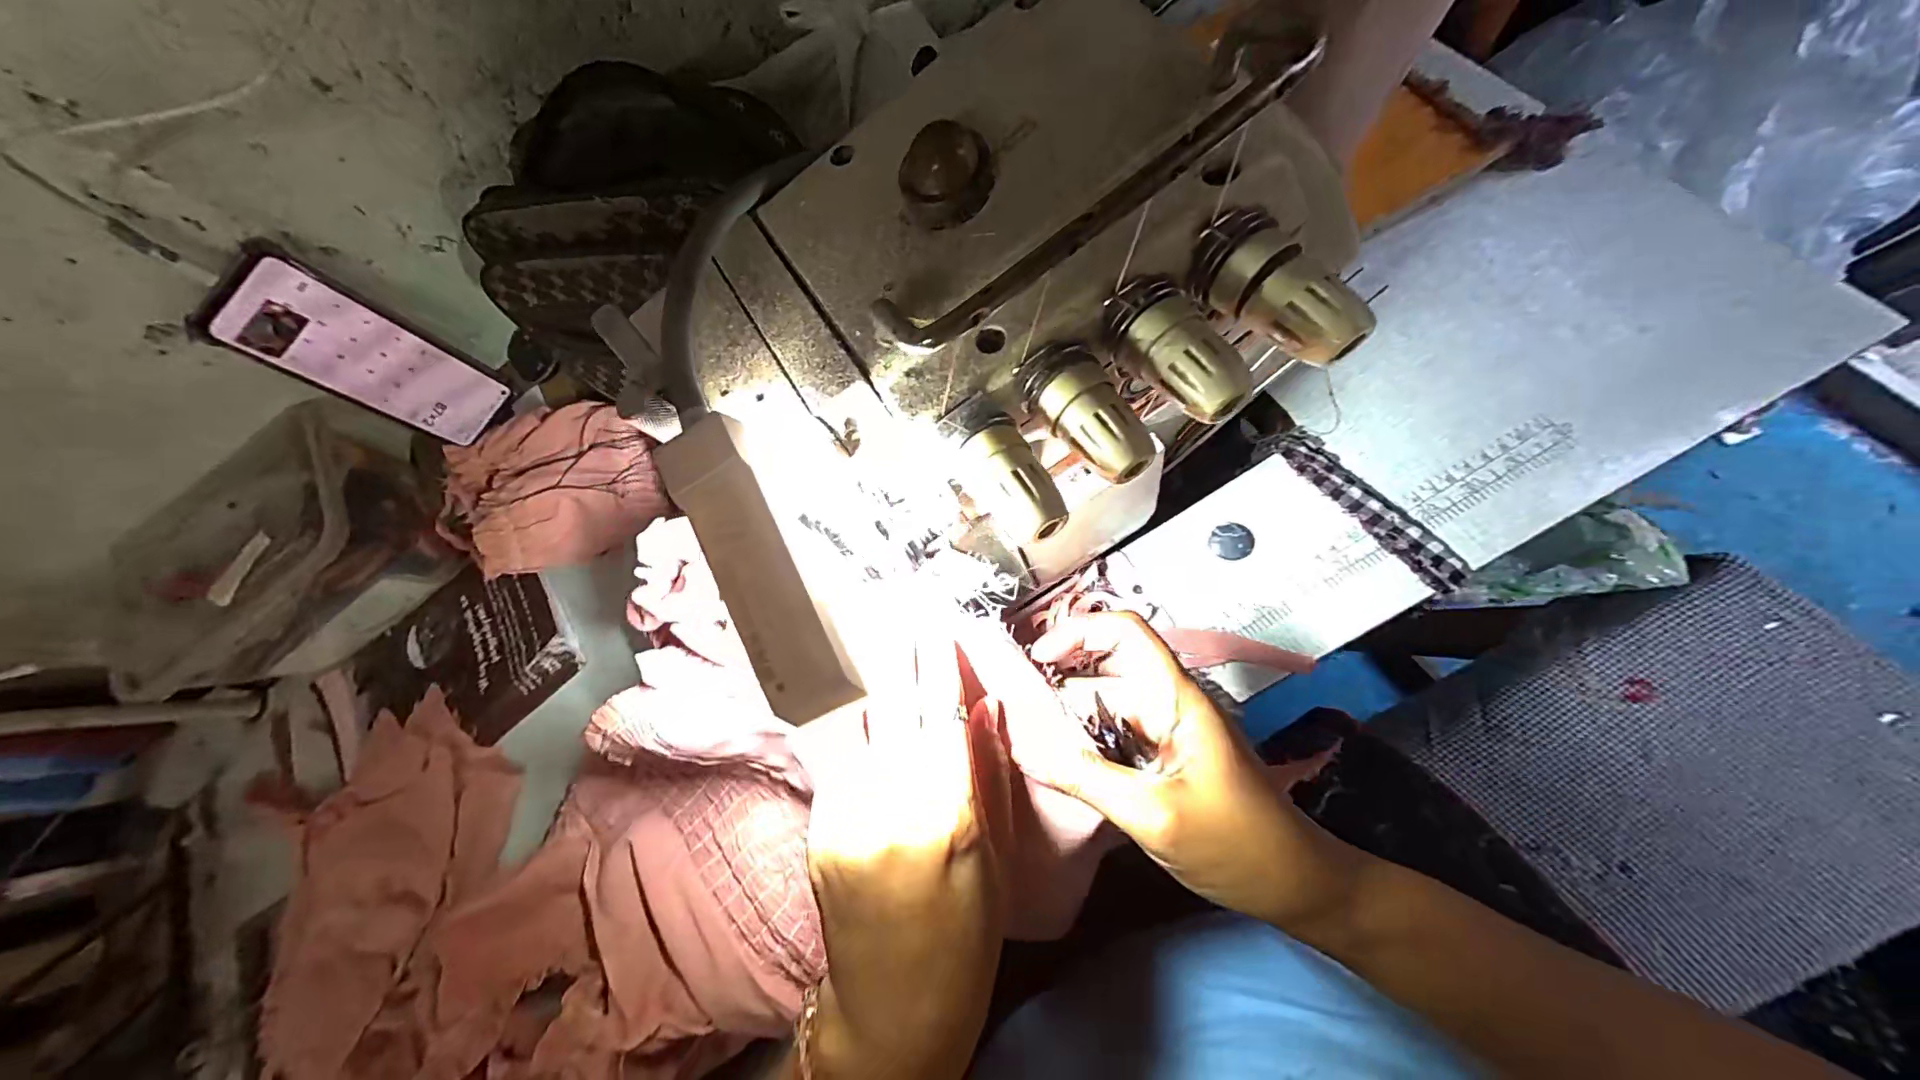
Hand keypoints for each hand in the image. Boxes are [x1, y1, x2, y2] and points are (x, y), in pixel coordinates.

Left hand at [801, 634, 1009, 1078]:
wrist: (889, 1013)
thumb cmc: (961, 944)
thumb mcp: (993, 862)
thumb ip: (987, 775)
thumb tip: (985, 708)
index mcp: (945, 818)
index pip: (942, 716)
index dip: (939, 662)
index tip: (935, 618)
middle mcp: (887, 809)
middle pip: (894, 708)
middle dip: (899, 651)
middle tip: (902, 601)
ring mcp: (844, 818)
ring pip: (865, 729)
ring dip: (878, 688)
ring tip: (879, 638)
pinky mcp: (820, 829)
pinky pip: (847, 762)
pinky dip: (863, 736)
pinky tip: (872, 721)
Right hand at [1019, 612, 1360, 931]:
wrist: (1295, 886)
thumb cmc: (1238, 845)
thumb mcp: (1154, 813)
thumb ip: (1086, 777)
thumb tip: (1023, 748)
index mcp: (1175, 697)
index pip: (1124, 632)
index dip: (1076, 632)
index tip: (1035, 660)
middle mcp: (1166, 704)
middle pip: (1104, 667)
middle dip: (1058, 678)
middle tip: (1013, 704)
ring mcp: (1163, 731)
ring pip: (1102, 705)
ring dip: (1064, 715)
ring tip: (1021, 735)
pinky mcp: (1159, 759)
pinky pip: (1110, 737)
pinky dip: (1080, 743)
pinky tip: (1052, 762)